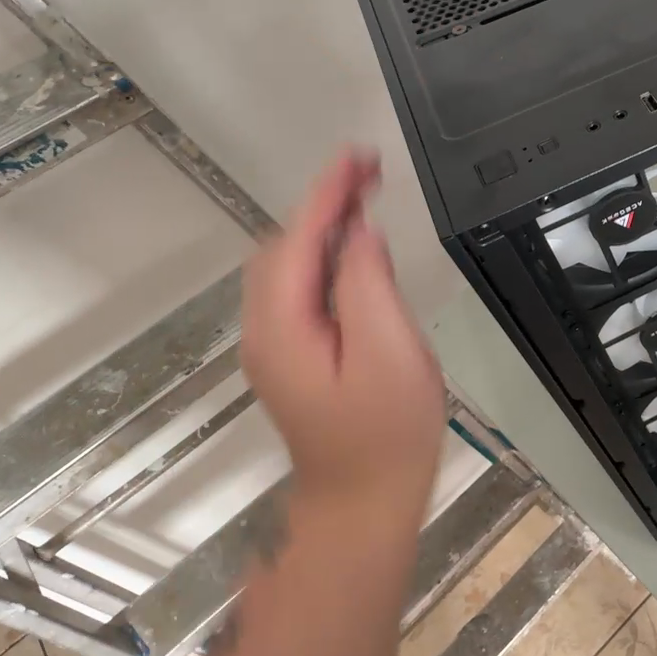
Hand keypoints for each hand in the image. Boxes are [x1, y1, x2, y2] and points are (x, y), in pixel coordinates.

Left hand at [242, 150, 446, 512]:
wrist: (364, 499)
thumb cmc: (387, 431)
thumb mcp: (390, 353)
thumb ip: (370, 288)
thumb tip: (362, 237)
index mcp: (283, 326)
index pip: (299, 240)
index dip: (329, 194)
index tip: (359, 156)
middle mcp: (265, 330)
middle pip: (284, 248)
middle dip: (324, 203)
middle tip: (373, 174)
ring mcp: (275, 346)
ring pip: (289, 267)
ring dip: (324, 227)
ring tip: (367, 199)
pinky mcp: (294, 357)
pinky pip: (300, 290)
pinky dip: (324, 257)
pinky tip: (353, 252)